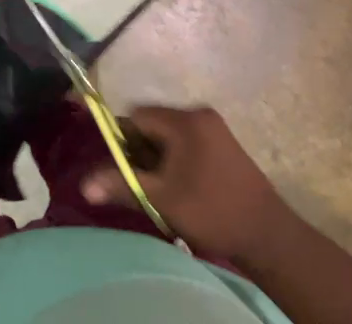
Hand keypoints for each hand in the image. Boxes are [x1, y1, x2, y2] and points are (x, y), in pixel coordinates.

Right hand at [82, 105, 295, 262]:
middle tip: (143, 184)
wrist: (268, 236)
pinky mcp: (224, 144)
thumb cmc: (212, 212)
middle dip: (142, 152)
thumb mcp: (161, 199)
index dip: (123, 142)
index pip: (136, 117)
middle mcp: (200, 114)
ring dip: (158, 159)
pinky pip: (186, 142)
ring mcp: (215, 128)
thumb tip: (83, 184)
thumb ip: (121, 184)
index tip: (124, 170)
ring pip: (169, 136)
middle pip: (153, 125)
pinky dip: (176, 160)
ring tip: (162, 190)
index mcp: (185, 121)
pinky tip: (181, 188)